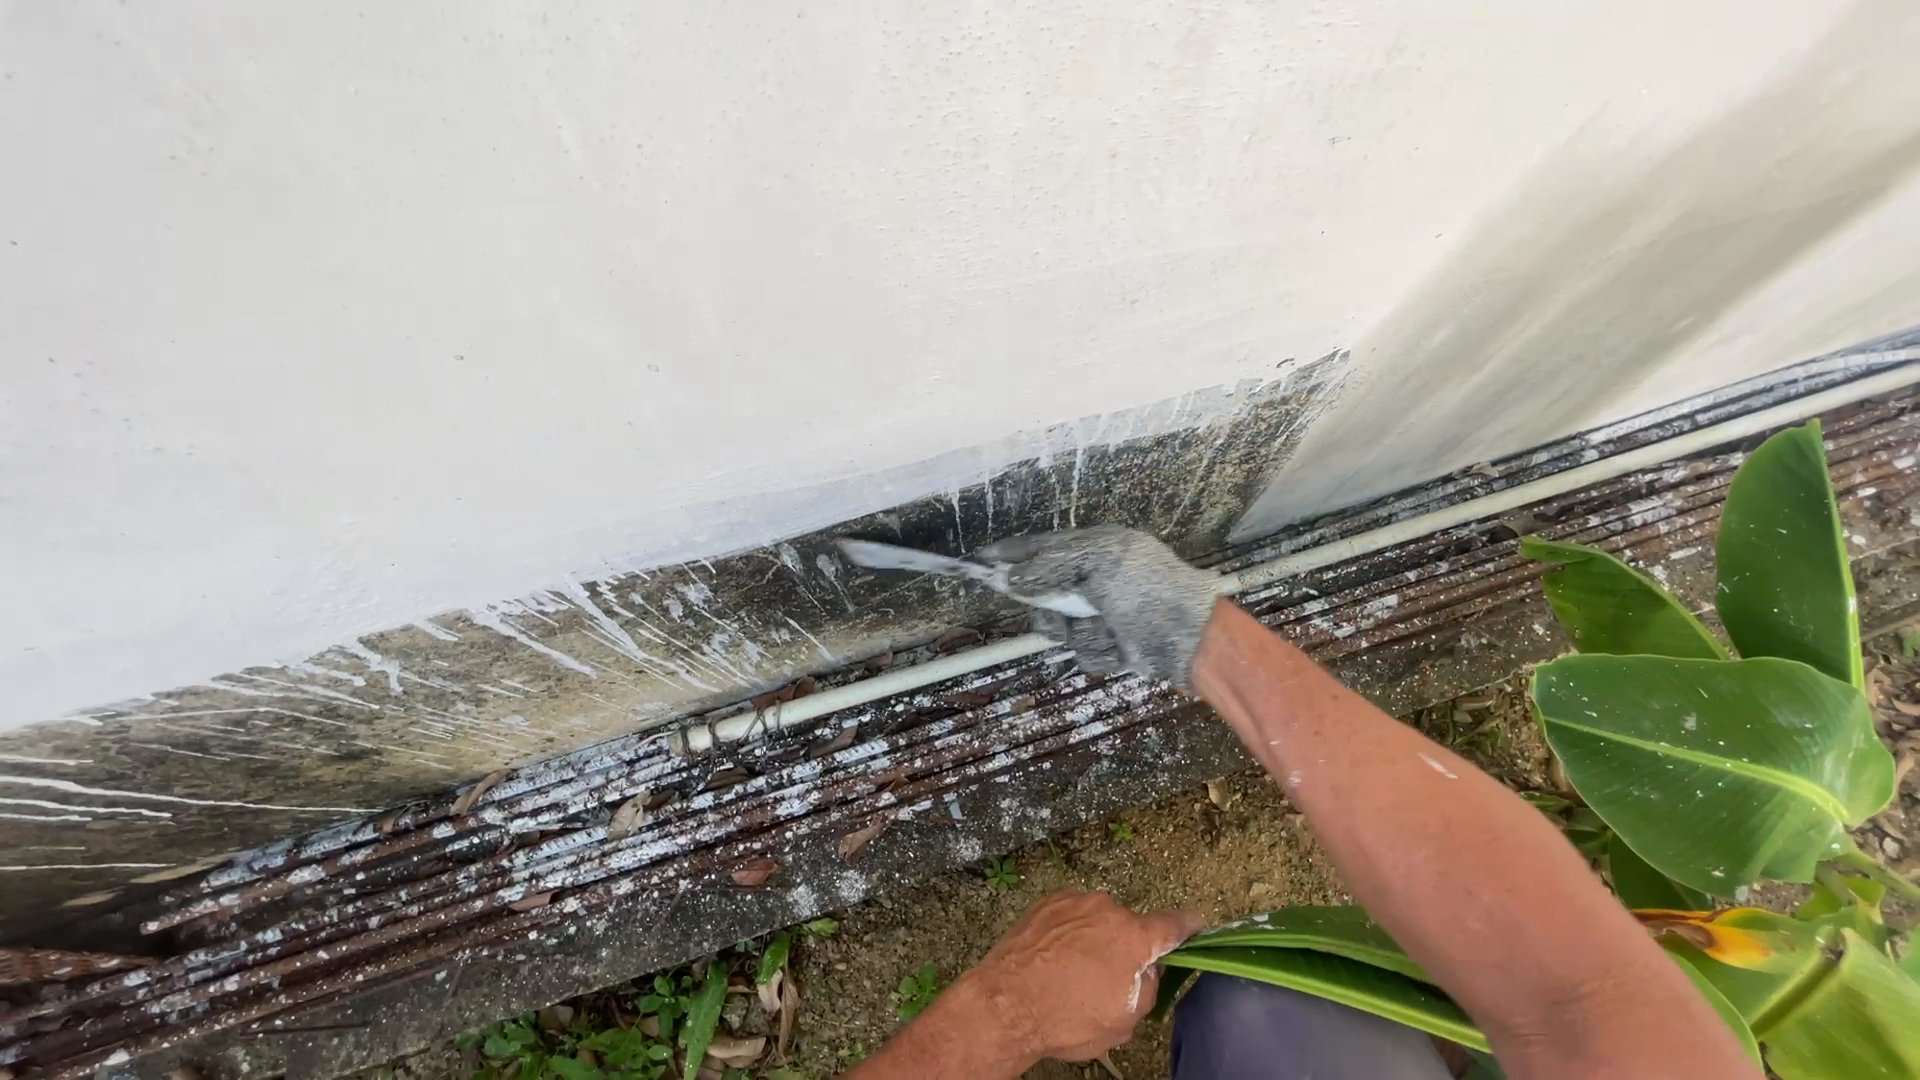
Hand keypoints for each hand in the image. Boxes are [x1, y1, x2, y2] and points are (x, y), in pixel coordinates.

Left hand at [962, 890, 1204, 1061]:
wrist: (1007, 1002)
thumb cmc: (1067, 1017)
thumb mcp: (1124, 1020)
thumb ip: (1147, 988)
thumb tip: (1146, 970)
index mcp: (1132, 936)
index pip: (1172, 925)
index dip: (1189, 927)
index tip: (1199, 924)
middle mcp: (1106, 908)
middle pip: (1129, 928)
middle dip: (1125, 949)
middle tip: (1108, 980)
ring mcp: (1074, 901)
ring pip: (1097, 921)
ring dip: (1094, 940)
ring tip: (1073, 974)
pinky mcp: (1047, 902)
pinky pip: (1071, 915)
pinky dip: (1069, 933)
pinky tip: (1055, 961)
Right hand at [978, 526, 1221, 686]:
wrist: (1189, 636)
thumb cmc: (1146, 586)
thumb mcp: (1097, 560)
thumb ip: (1049, 565)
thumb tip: (1009, 578)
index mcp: (1092, 550)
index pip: (1040, 548)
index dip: (1009, 554)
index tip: (979, 560)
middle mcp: (1091, 581)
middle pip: (1040, 593)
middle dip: (1048, 604)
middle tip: (1065, 607)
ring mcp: (1098, 616)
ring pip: (1057, 627)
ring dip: (1078, 629)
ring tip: (1106, 626)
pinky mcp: (1106, 647)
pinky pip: (1081, 651)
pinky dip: (1099, 649)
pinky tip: (1121, 645)